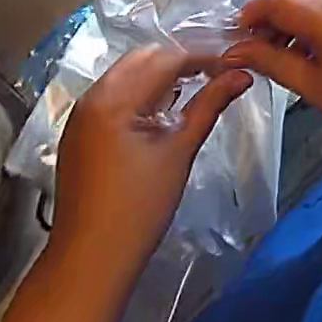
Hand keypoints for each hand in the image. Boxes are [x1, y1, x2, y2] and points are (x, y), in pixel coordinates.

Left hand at [52, 46, 252, 268]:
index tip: (231, 64)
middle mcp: (92, 97)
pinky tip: (163, 108)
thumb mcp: (179, 151)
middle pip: (143, 58)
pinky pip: (114, 92)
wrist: (89, 264)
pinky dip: (141, 90)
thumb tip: (241, 75)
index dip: (202, 57)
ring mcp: (81, 114)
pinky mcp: (80, 131)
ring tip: (195, 86)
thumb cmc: (138, 208)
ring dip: (160, 73)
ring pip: (127, 72)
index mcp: (114, 99)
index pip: (166, 59)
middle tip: (215, 72)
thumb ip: (210, 104)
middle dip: (180, 60)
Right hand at [224, 0, 321, 151]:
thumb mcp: (311, 84)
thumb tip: (233, 51)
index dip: (248, 17)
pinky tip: (308, 47)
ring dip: (289, 17)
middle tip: (254, 50)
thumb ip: (270, 60)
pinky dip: (310, 16)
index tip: (234, 40)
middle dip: (268, 17)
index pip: (272, 1)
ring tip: (280, 53)